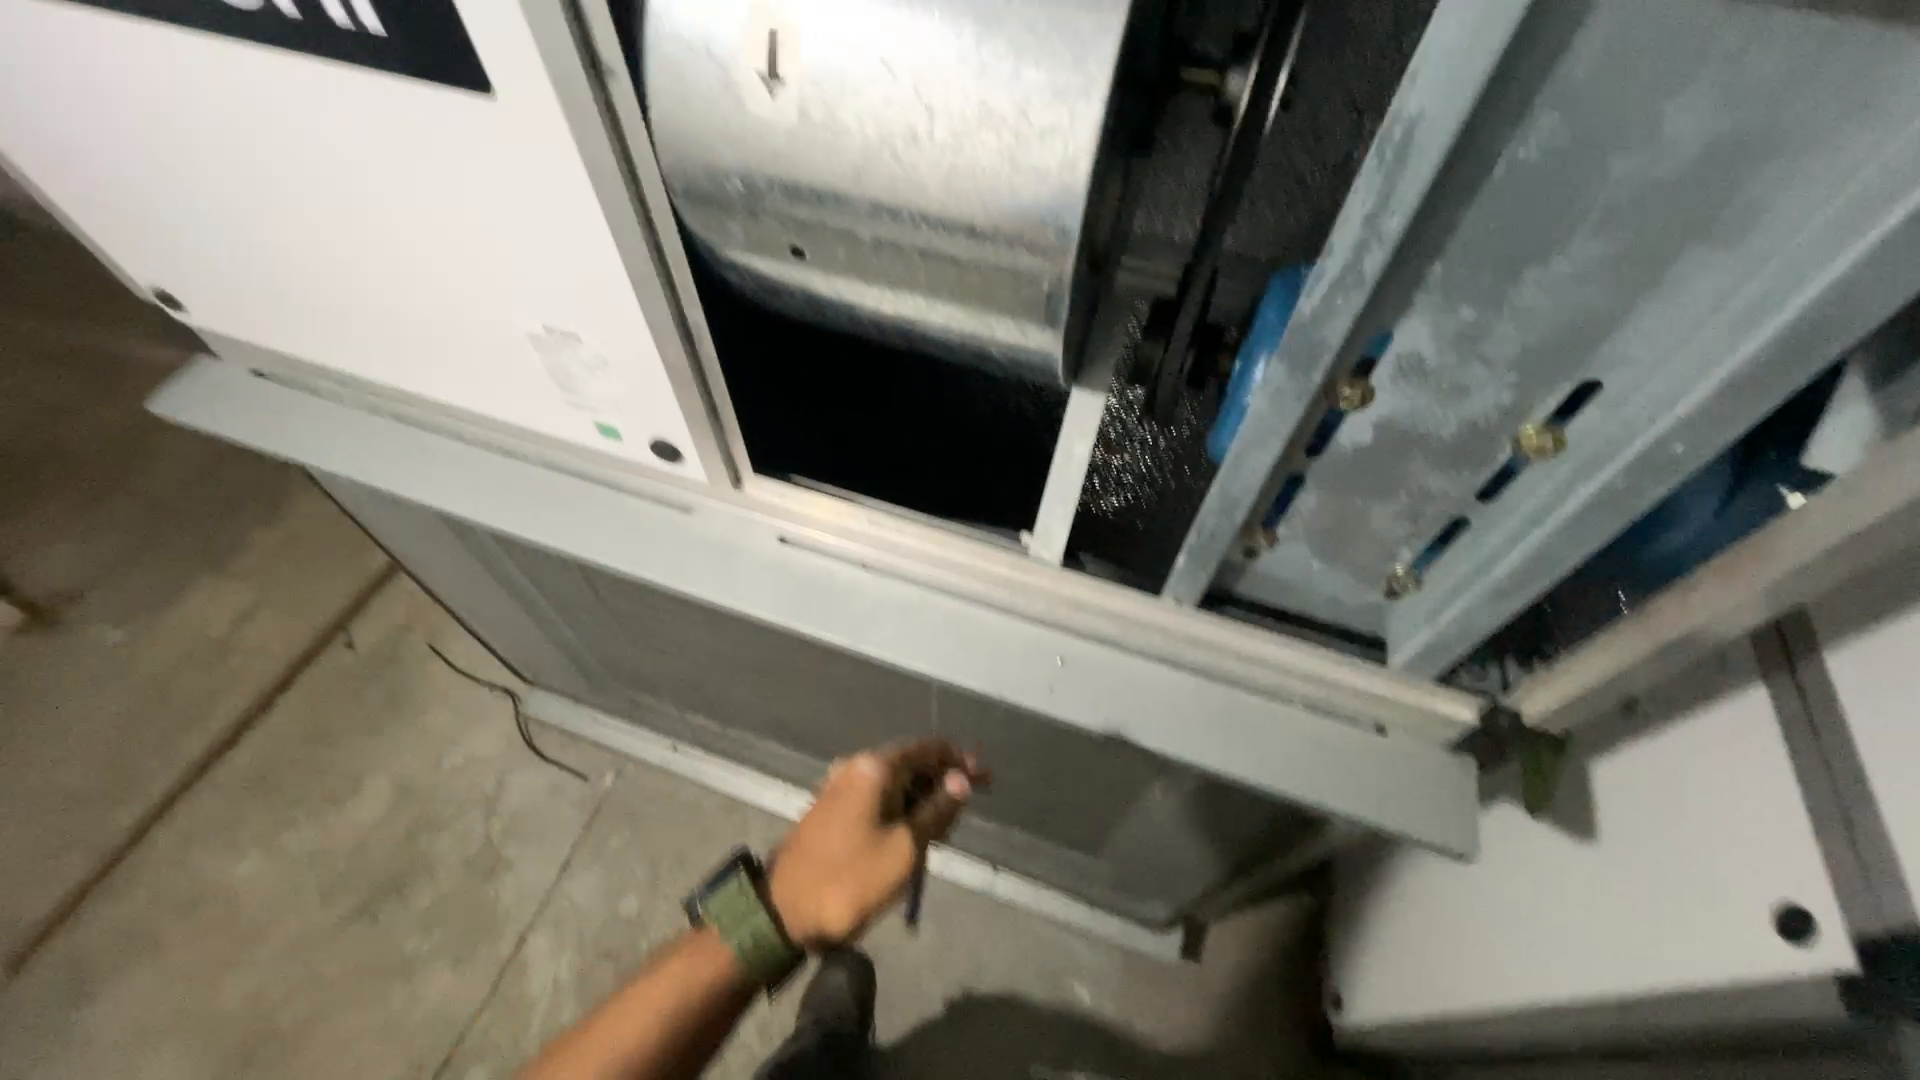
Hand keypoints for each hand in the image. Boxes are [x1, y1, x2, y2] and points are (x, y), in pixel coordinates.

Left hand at [766, 738, 989, 948]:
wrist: (784, 912)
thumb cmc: (851, 878)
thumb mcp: (906, 847)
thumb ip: (937, 810)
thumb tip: (961, 780)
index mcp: (874, 768)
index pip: (928, 749)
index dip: (960, 761)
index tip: (986, 780)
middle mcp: (855, 768)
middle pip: (911, 765)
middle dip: (941, 785)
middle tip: (962, 817)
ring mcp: (840, 789)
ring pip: (894, 785)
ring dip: (921, 802)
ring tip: (940, 835)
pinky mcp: (832, 811)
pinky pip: (876, 800)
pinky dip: (899, 812)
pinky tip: (912, 837)